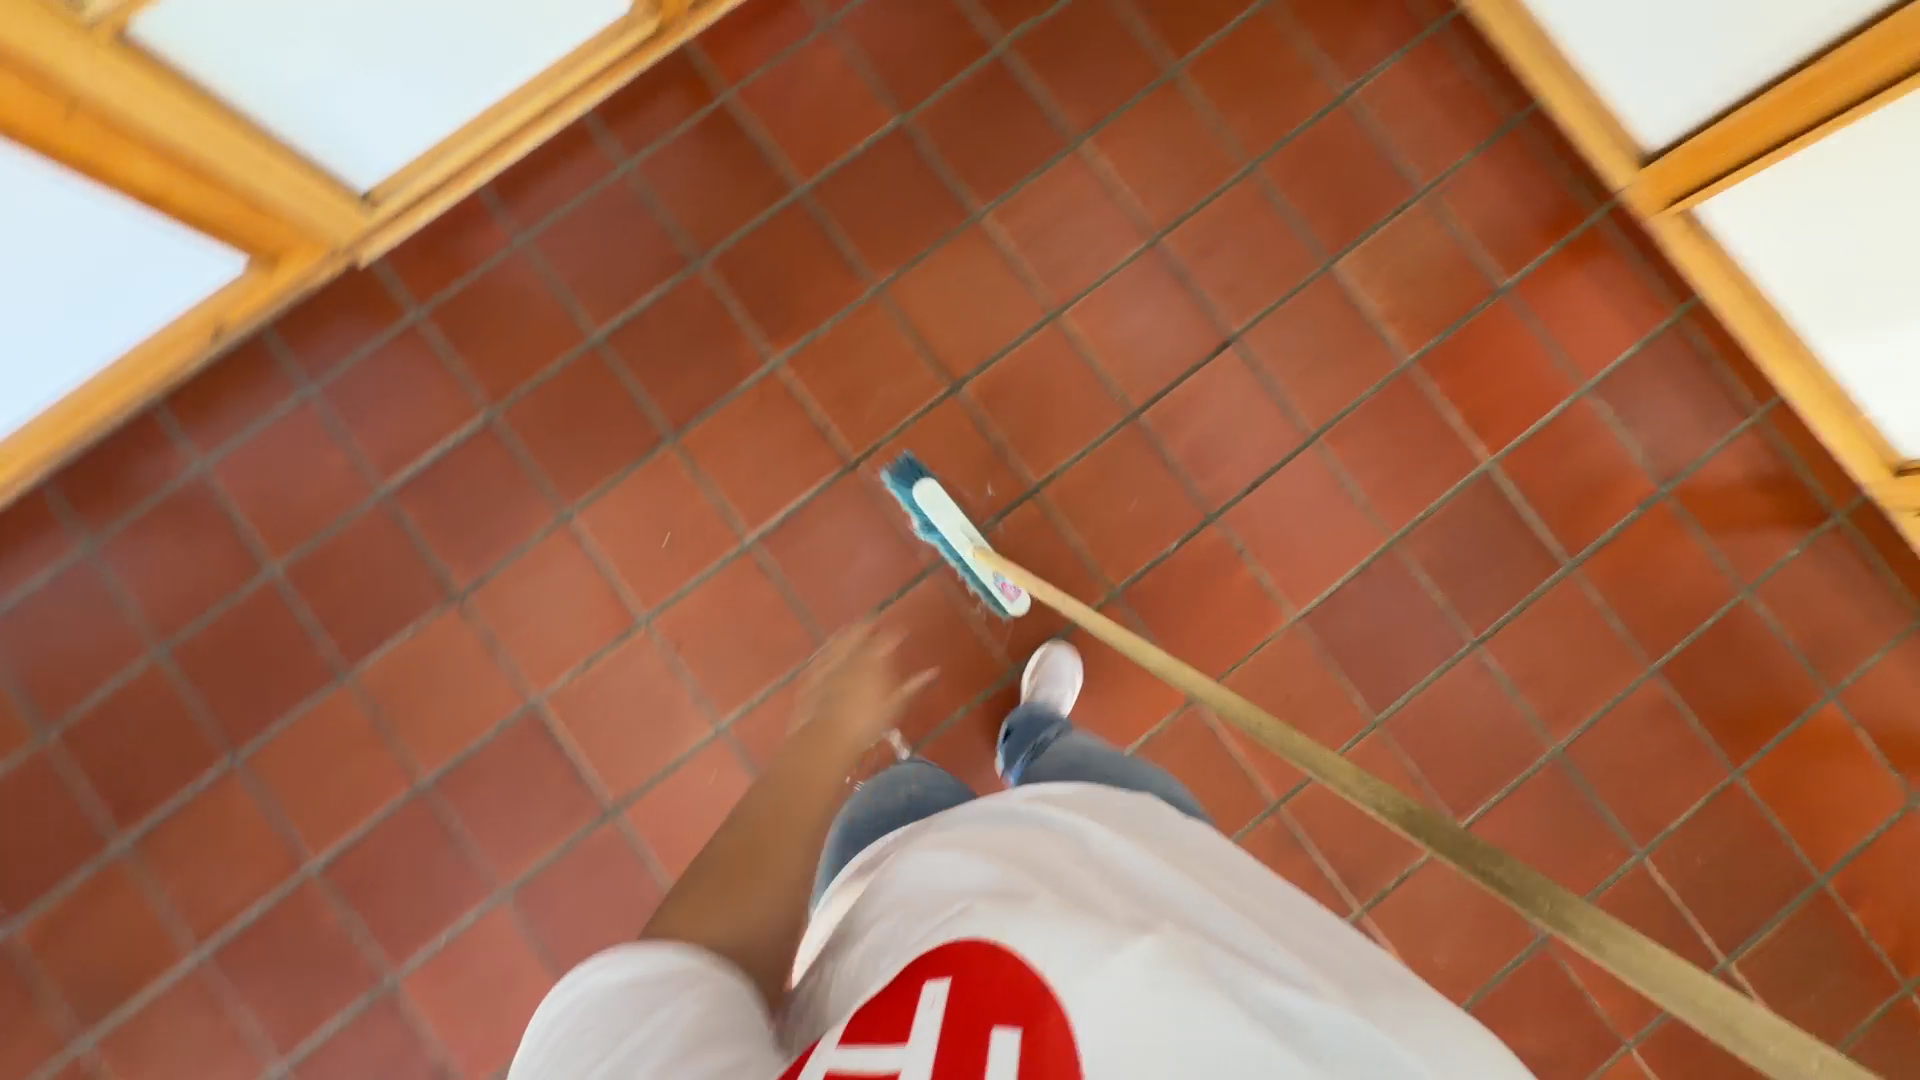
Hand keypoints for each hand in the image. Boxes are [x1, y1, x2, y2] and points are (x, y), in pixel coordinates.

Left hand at [793, 622, 936, 754]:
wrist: (828, 736)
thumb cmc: (867, 723)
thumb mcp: (895, 706)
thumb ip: (913, 685)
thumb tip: (933, 671)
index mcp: (874, 662)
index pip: (886, 640)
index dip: (894, 633)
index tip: (901, 629)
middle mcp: (851, 657)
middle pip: (859, 634)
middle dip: (867, 625)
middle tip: (873, 618)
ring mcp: (829, 664)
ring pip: (839, 641)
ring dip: (846, 632)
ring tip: (851, 625)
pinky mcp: (813, 674)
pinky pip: (821, 656)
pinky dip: (827, 648)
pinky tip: (827, 647)